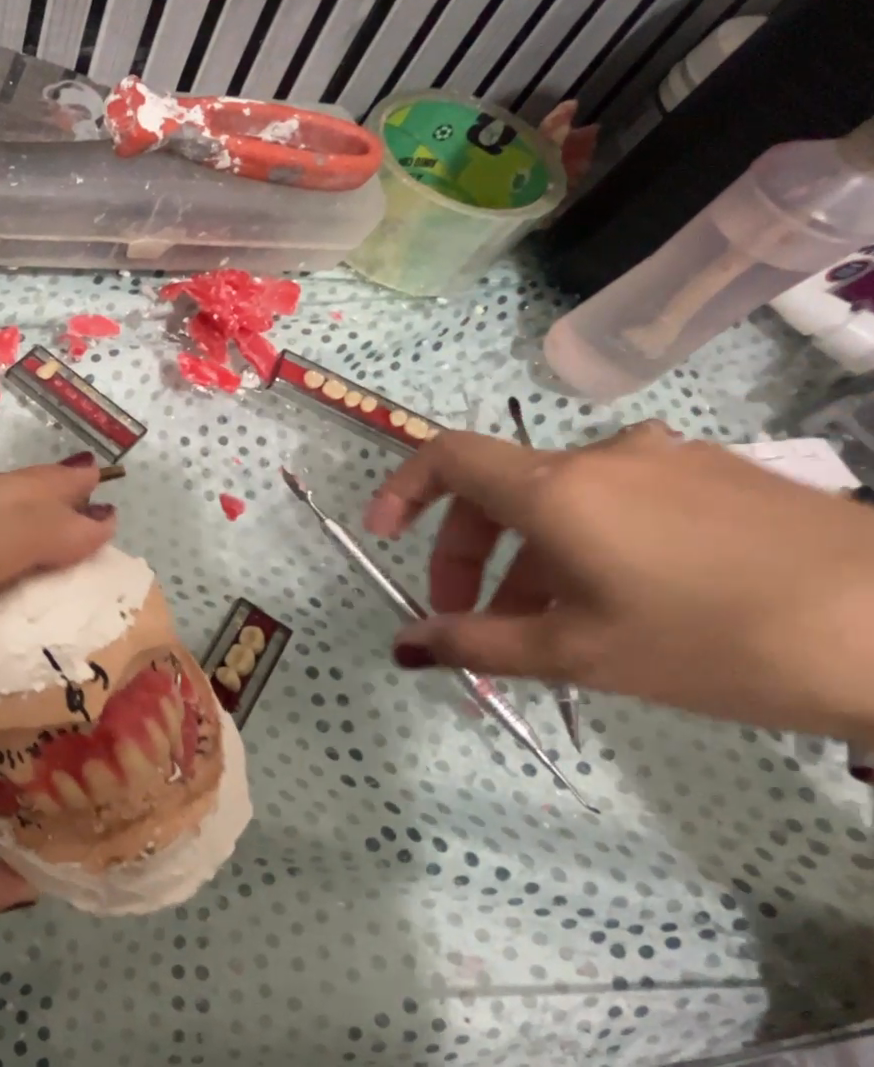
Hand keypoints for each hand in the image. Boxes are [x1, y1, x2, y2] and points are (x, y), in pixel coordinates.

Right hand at [364, 424, 873, 736]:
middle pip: (501, 488)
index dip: (401, 489)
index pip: (446, 456)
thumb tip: (406, 645)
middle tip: (471, 617)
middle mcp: (604, 457)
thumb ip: (477, 643)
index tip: (384, 537)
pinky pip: (624, 502)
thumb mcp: (578, 653)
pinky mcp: (727, 478)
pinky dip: (589, 544)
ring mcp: (672, 461)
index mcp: (555, 488)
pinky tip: (624, 602)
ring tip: (551, 625)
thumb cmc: (715, 639)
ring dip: (530, 557)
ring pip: (564, 501)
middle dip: (468, 552)